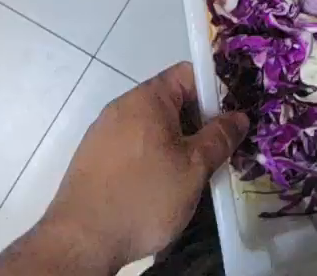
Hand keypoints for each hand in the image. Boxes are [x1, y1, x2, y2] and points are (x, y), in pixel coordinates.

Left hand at [0, 63, 248, 275]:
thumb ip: (219, 137)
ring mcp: (104, 132)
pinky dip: (150, 159)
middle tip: (215, 152)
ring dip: (175, 144)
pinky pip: (133, 146)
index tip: (229, 119)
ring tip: (189, 175)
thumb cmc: (142, 196)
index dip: (215, 91)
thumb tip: (238, 116)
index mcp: (148, 97)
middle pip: (171, 101)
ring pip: (152, 127)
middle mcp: (123, 106)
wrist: (79, 243)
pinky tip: (158, 189)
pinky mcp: (93, 159)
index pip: (189, 73)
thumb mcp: (193, 168)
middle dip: (196, 123)